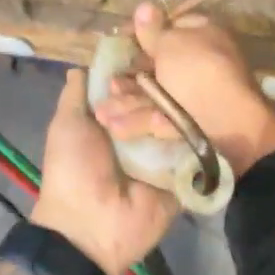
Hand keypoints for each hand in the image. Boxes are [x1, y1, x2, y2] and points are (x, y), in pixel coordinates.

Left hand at [30, 69, 180, 274]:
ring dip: (179, 110)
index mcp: (115, 121)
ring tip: (187, 95)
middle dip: (161, 89)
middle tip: (170, 74)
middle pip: (159, 102)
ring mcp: (163, 155)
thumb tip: (83, 64)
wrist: (89, 224)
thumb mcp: (66, 123)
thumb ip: (76, 94)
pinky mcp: (182, 175)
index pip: (134, 87)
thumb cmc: (73, 168)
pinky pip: (195, 151)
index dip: (138, 70)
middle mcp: (141, 134)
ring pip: (178, 122)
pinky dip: (198, 137)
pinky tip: (208, 117)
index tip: (149, 50)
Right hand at [93, 2, 274, 177]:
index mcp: (202, 34)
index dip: (144, 32)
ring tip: (101, 113)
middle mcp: (200, 61)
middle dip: (130, 77)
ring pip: (156, 94)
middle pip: (160, 64)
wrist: (227, 122)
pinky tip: (115, 127)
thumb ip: (153, 31)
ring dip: (127, 102)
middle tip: (108, 85)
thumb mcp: (171, 44)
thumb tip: (145, 6)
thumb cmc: (197, 72)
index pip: (171, 26)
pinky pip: (162, 116)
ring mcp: (197, 93)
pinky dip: (140, 121)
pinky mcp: (191, 121)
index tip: (121, 40)